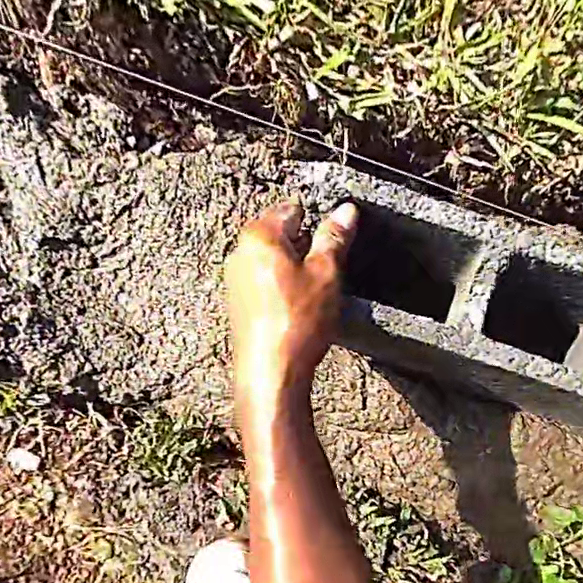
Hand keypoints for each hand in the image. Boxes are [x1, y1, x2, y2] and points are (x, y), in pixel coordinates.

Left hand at [223, 200, 357, 404]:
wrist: (270, 373)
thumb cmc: (295, 325)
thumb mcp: (327, 275)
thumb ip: (335, 238)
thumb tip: (346, 212)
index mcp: (258, 236)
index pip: (290, 209)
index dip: (317, 219)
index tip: (334, 236)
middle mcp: (240, 255)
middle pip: (279, 236)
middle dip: (304, 249)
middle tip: (327, 272)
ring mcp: (236, 282)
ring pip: (272, 264)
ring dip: (294, 273)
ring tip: (314, 298)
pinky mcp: (239, 307)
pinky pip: (265, 287)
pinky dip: (283, 293)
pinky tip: (298, 313)